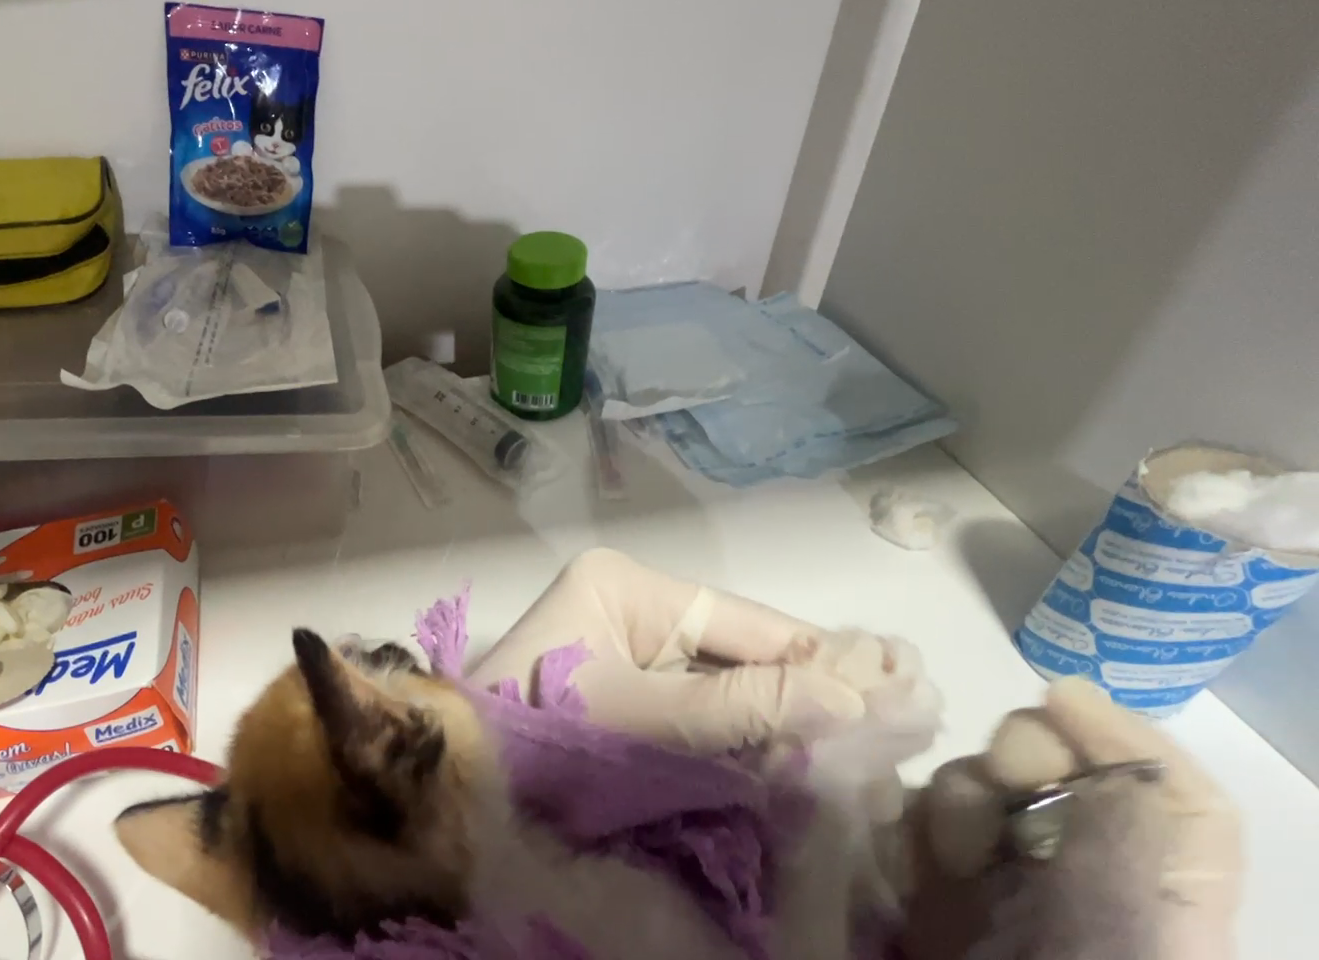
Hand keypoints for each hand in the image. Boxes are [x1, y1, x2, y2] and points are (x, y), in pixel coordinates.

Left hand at [467, 548, 938, 755]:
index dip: (819, 657)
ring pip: (726, 686)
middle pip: (740, 652)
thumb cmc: (538, 728)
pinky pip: (701, 714)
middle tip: (892, 738)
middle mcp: (632, 608)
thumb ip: (743, 708)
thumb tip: (857, 697)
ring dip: (782, 726)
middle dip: (806, 697)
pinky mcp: (626, 695)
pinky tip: (800, 772)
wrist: (460, 775)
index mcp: (628, 586)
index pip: (744, 619)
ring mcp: (629, 652)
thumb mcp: (643, 718)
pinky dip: (744, 745)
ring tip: (865, 763)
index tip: (900, 691)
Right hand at [904, 677, 1241, 959]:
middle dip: (1006, 768)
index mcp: (1149, 877)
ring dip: (948, 806)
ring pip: (967, 785)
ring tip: (941, 864)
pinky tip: (902, 865)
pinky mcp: (931, 884)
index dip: (1114, 733)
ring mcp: (997, 874)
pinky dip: (899, 828)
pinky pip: (908, 819)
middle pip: (1046, 768)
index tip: (1054, 707)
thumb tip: (1076, 696)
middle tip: (988, 812)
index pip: (1162, 785)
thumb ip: (1129, 818)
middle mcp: (1074, 864)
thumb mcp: (1125, 922)